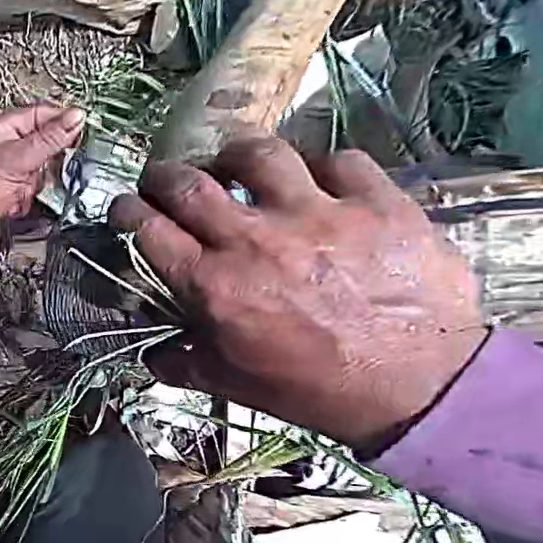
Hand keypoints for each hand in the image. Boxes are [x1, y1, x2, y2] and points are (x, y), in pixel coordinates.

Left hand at [0, 103, 85, 252]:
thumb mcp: (16, 159)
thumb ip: (48, 139)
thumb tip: (76, 117)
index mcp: (0, 129)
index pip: (40, 115)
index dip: (61, 124)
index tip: (79, 135)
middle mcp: (0, 147)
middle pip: (40, 147)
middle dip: (42, 166)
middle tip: (35, 173)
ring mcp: (0, 172)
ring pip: (34, 174)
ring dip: (30, 187)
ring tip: (15, 193)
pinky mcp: (0, 194)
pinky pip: (24, 193)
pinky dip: (20, 201)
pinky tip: (9, 207)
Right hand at [109, 137, 485, 451]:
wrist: (417, 385)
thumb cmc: (310, 388)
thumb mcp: (229, 383)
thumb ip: (181, 363)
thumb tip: (153, 355)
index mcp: (211, 283)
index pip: (149, 229)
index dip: (127, 210)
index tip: (125, 207)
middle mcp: (252, 239)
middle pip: (189, 183)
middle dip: (163, 175)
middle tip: (164, 179)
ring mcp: (316, 214)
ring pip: (259, 154)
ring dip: (234, 155)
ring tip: (234, 163)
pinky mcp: (375, 202)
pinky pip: (338, 160)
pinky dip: (319, 166)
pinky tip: (317, 181)